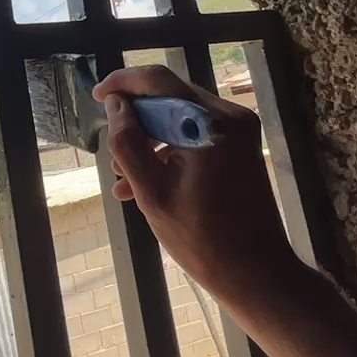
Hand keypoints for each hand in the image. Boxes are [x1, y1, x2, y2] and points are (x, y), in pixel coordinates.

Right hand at [94, 65, 299, 306]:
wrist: (259, 275)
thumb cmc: (203, 239)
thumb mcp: (152, 193)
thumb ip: (128, 144)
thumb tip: (115, 105)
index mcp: (210, 123)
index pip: (159, 81)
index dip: (123, 83)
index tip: (97, 96)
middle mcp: (230, 116)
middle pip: (170, 96)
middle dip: (136, 118)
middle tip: (110, 146)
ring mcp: (239, 130)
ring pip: (181, 115)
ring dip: (150, 137)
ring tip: (122, 174)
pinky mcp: (241, 145)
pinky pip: (196, 132)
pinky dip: (170, 148)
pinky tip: (146, 181)